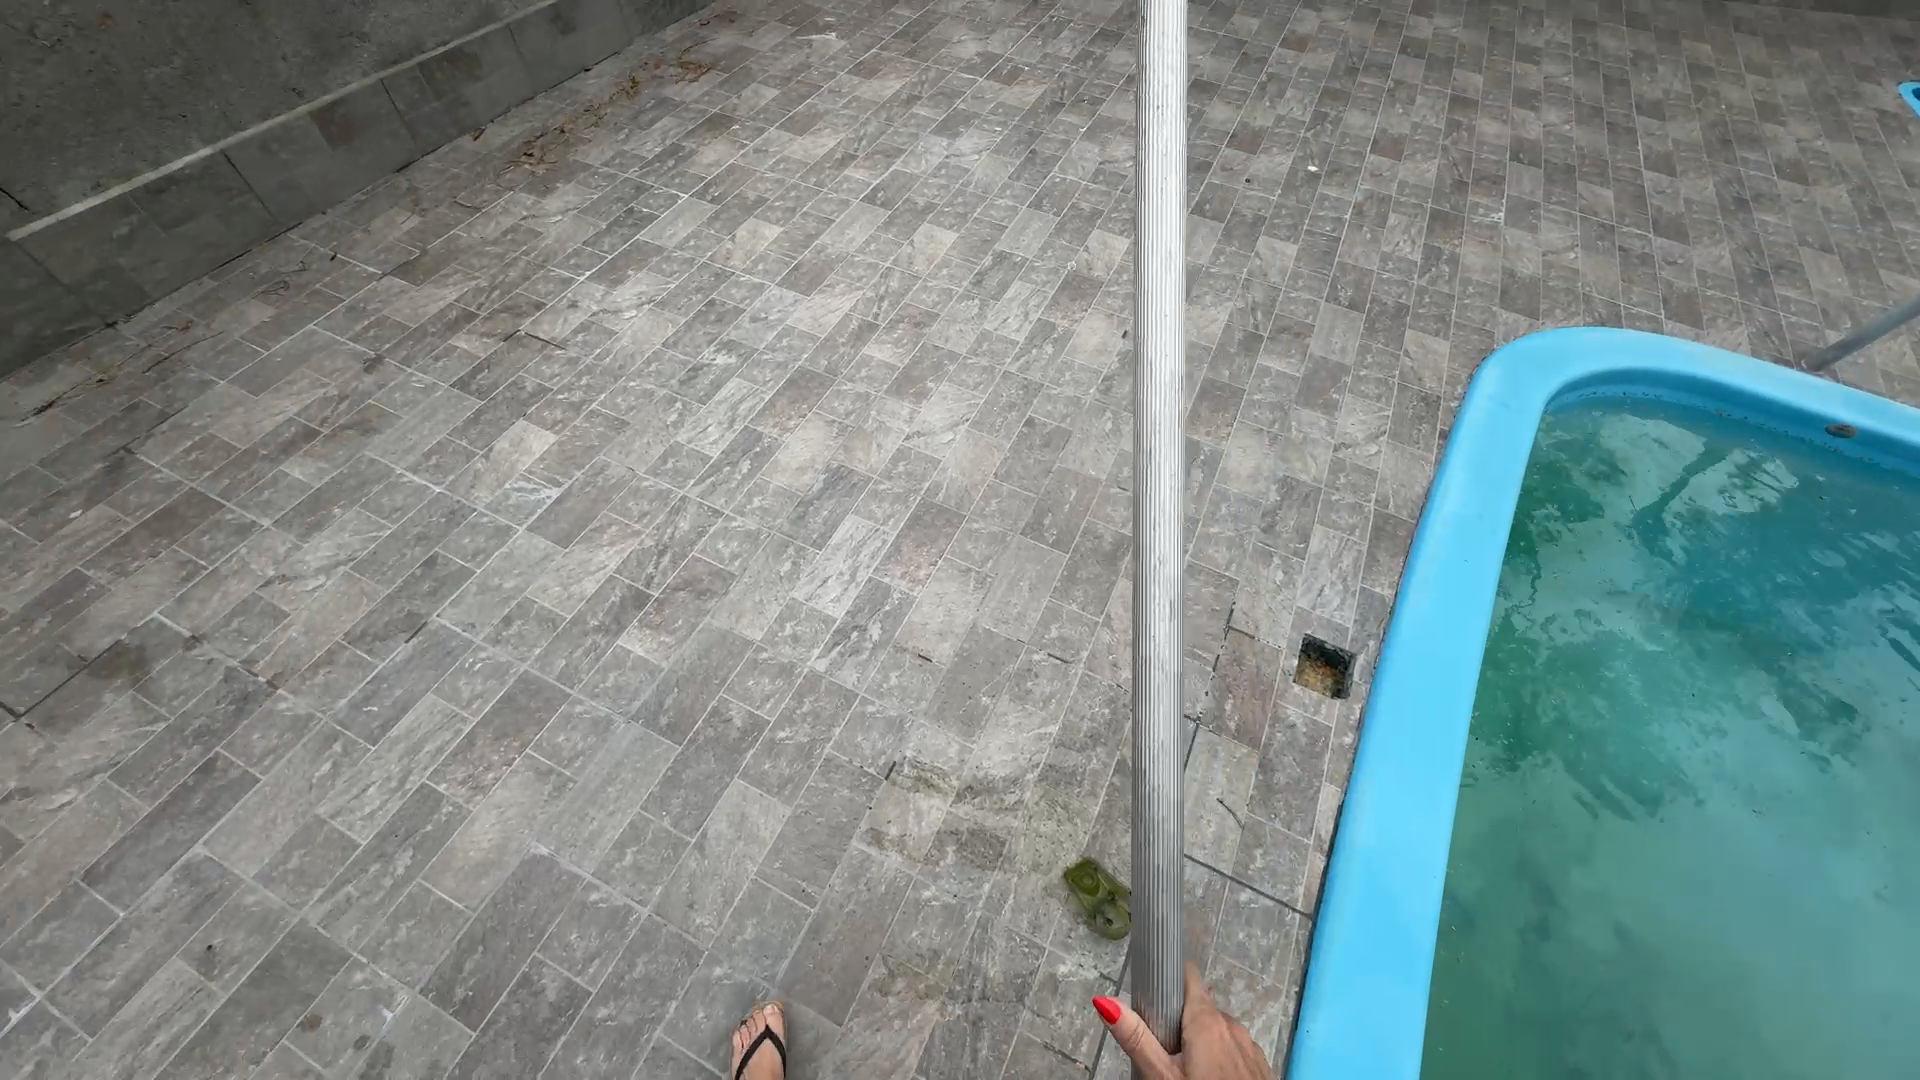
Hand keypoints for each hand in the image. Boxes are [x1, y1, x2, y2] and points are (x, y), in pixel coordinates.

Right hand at [1093, 962, 1275, 1079]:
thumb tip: (1105, 1000)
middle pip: (1199, 1007)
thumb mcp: (1164, 1077)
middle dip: (1180, 1021)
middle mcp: (1232, 1024)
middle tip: (1163, 1050)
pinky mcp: (1263, 1068)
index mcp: (1207, 1019)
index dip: (1169, 979)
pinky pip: (1236, 1051)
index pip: (1188, 975)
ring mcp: (1251, 1046)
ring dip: (1202, 1042)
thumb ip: (1137, 1039)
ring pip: (1218, 1032)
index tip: (1152, 995)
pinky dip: (1223, 1059)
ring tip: (1186, 1070)